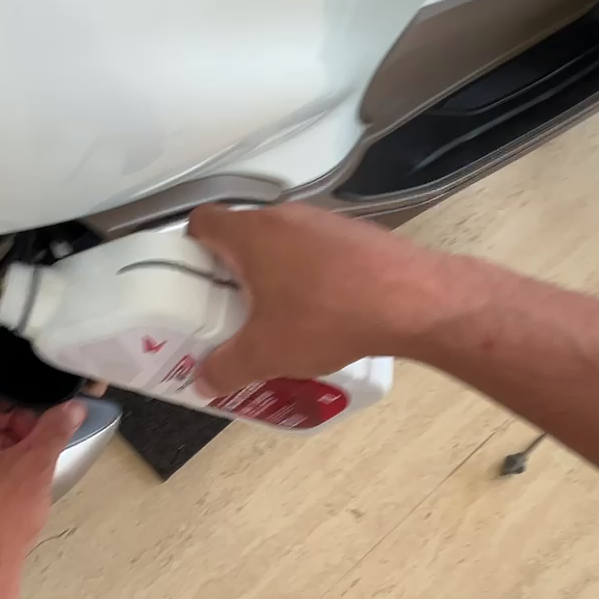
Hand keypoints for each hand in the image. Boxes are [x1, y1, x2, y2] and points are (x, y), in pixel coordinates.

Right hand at [186, 203, 472, 395]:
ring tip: (275, 319)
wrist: (411, 301)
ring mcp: (323, 222)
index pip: (202, 222)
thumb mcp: (265, 353)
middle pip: (241, 237)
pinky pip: (315, 254)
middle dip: (230, 273)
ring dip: (271, 276)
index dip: (187, 249)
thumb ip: (225, 368)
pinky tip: (319, 314)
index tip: (187, 280)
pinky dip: (308, 278)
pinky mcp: (354, 236)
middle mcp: (284, 217)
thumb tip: (203, 381)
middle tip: (228, 312)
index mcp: (251, 235)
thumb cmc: (328, 316)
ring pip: (281, 245)